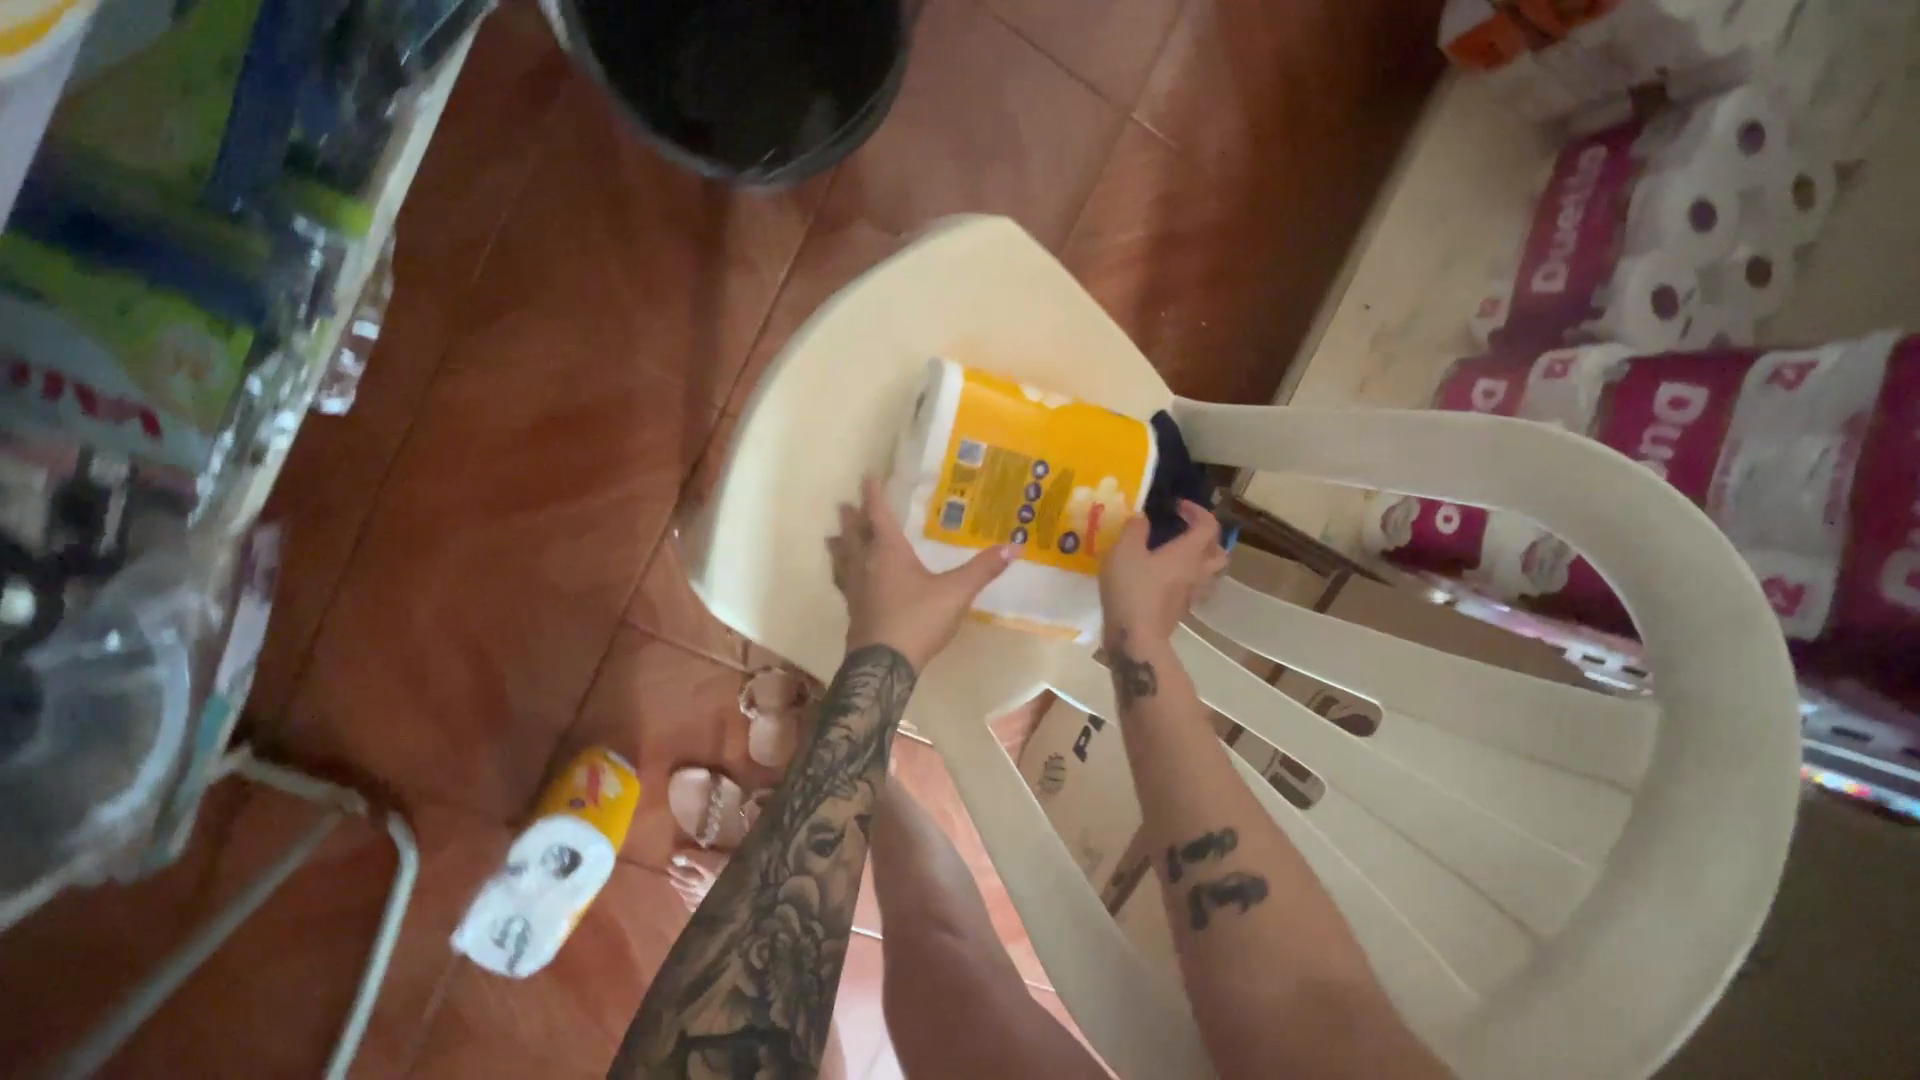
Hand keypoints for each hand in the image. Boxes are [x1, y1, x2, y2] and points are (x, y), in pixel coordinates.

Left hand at [828, 476, 1016, 671]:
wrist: (883, 664)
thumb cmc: (918, 619)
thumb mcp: (956, 592)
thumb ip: (983, 569)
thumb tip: (1014, 547)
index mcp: (888, 552)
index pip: (877, 515)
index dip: (872, 495)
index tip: (867, 476)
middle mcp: (865, 564)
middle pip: (853, 534)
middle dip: (851, 518)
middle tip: (844, 504)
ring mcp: (854, 588)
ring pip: (842, 558)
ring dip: (839, 544)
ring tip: (832, 537)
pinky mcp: (852, 610)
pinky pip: (843, 582)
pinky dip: (841, 572)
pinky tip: (846, 580)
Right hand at [1098, 501, 1228, 646]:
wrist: (1136, 638)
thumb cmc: (1133, 589)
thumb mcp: (1125, 551)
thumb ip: (1134, 529)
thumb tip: (1143, 517)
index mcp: (1188, 552)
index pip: (1208, 526)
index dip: (1197, 511)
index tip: (1177, 506)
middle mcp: (1197, 572)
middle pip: (1218, 552)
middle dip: (1207, 537)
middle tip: (1186, 532)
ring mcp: (1192, 594)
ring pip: (1210, 573)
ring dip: (1201, 561)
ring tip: (1180, 556)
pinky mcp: (1181, 611)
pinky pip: (1194, 589)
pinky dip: (1187, 580)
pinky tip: (1167, 579)